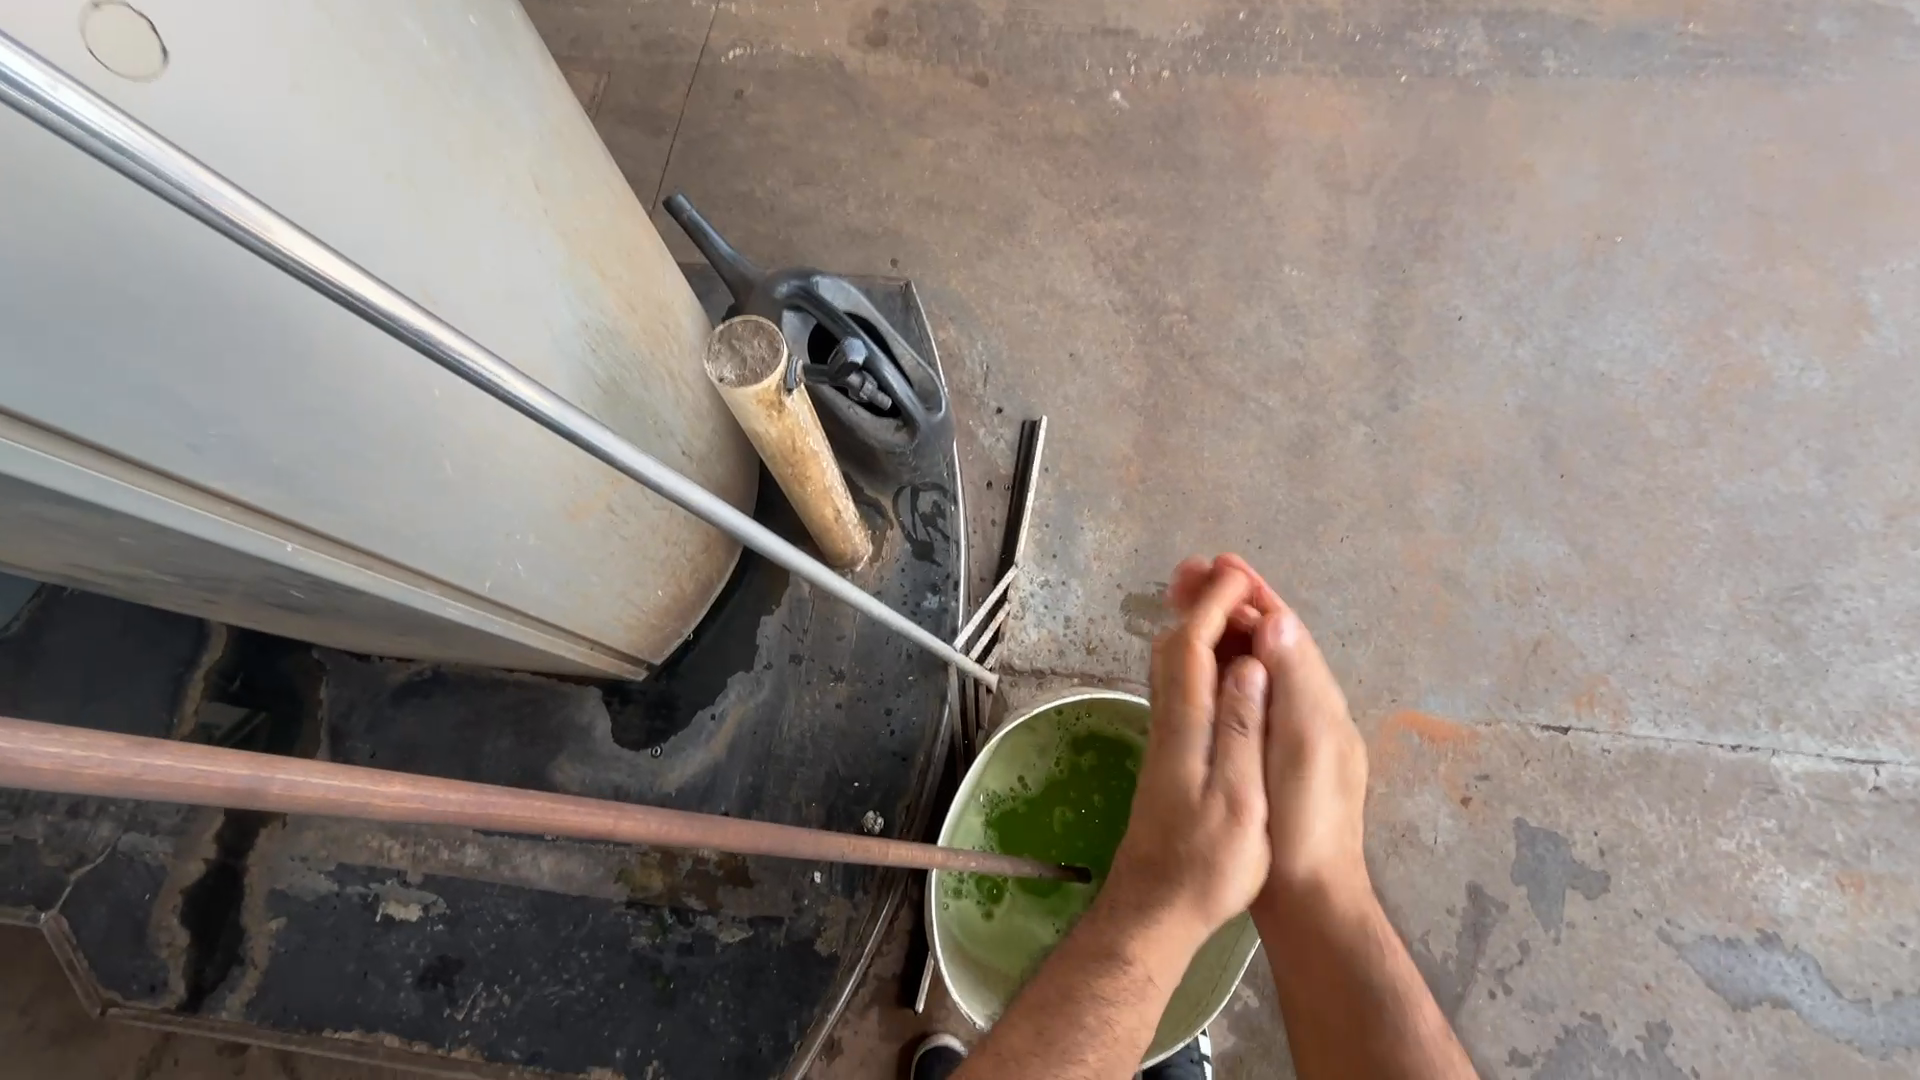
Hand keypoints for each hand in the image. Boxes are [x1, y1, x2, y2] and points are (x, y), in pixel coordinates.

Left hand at [1100, 564, 1273, 948]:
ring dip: (1195, 628)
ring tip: (1228, 607)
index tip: (1236, 574)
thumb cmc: (1205, 865)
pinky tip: (1218, 666)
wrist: (1154, 906)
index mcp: (1186, 728)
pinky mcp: (1166, 754)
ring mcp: (1163, 737)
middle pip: (1171, 647)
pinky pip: (1179, 688)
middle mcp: (1167, 721)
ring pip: (1170, 667)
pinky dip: (1197, 660)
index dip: (1212, 606)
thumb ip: (1243, 731)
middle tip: (1226, 576)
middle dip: (1197, 605)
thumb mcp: (1239, 802)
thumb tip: (1247, 665)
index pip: (1192, 647)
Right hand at [1176, 556, 1371, 920]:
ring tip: (1182, 602)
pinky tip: (1194, 660)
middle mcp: (1306, 703)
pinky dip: (1217, 663)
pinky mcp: (1266, 747)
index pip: (1283, 629)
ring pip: (1252, 662)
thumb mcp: (1307, 748)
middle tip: (1184, 575)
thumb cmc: (1305, 823)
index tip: (1215, 562)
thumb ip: (1295, 683)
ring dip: (1221, 627)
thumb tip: (1276, 619)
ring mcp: (1287, 726)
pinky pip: (1241, 689)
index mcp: (1317, 698)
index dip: (1250, 592)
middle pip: (1266, 638)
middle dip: (1228, 602)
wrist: (1309, 893)